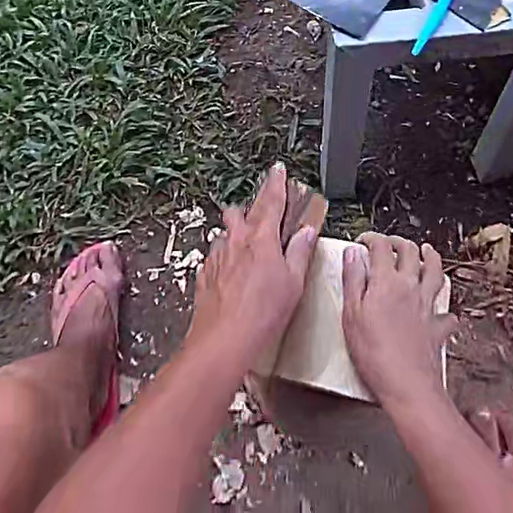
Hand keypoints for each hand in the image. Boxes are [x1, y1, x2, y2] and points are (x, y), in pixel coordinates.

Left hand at [185, 164, 319, 363]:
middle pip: (245, 210)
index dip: (277, 183)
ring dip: (238, 229)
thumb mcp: (293, 282)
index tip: (278, 171)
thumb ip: (300, 251)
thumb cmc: (260, 314)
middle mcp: (237, 240)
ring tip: (250, 240)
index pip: (271, 200)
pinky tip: (234, 267)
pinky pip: (217, 253)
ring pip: (227, 230)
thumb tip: (306, 232)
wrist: (222, 342)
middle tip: (267, 206)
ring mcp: (218, 256)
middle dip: (256, 204)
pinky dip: (227, 253)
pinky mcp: (206, 273)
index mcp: (261, 237)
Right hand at [341, 232, 453, 409]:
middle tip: (391, 243)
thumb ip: (352, 280)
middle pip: (410, 251)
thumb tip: (353, 253)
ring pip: (434, 271)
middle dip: (400, 242)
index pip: (381, 247)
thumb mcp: (352, 315)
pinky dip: (445, 308)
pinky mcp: (437, 326)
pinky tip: (443, 310)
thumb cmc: (375, 354)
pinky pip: (446, 312)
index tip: (364, 241)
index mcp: (386, 282)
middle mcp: (409, 287)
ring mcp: (426, 305)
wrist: (407, 386)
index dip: (371, 238)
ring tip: (427, 251)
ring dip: (431, 257)